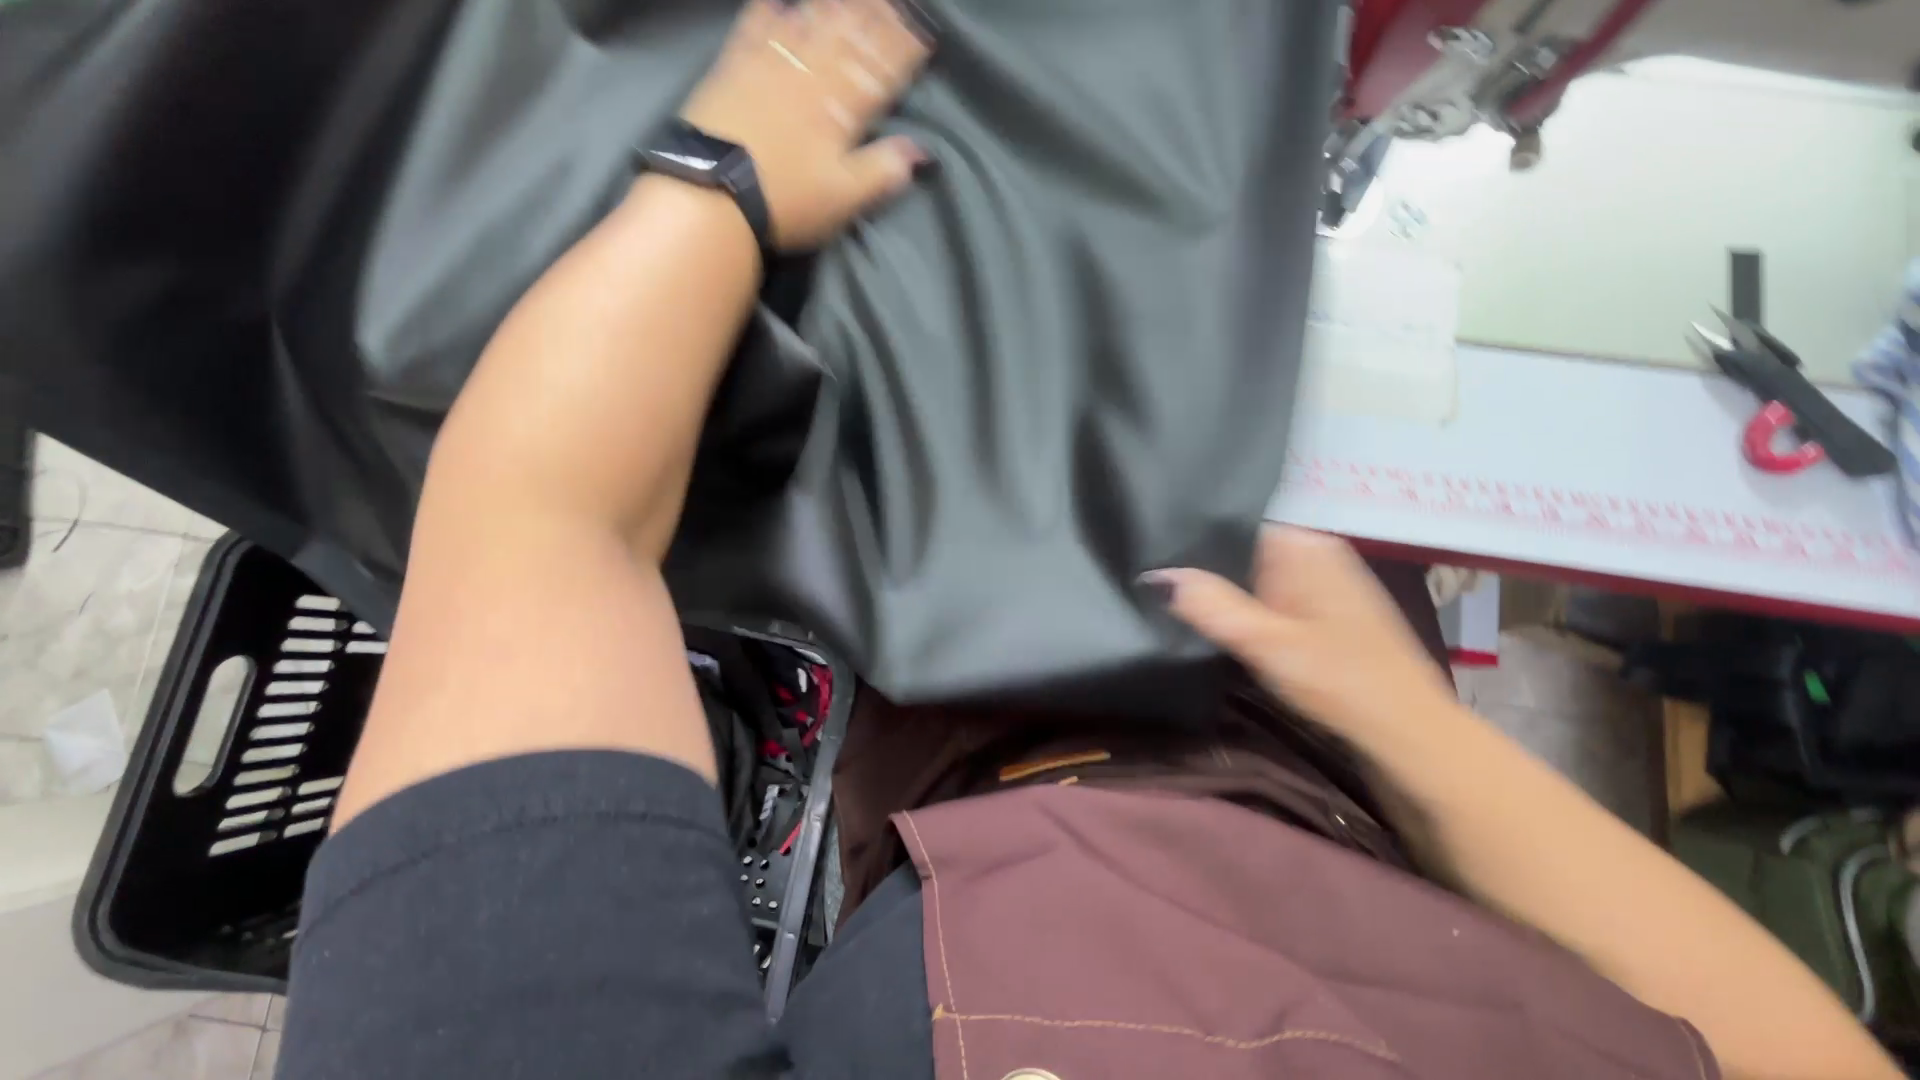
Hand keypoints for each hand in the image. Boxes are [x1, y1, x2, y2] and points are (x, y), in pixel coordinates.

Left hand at [681, 0, 932, 249]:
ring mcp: (771, 65)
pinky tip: (782, 3)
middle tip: (890, 2)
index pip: (882, 70)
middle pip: (849, 38)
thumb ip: (883, 170)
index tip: (921, 34)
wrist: (711, 192)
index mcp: (843, 108)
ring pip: (810, 22)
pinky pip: (757, 25)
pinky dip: (772, 10)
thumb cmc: (785, 200)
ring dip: (834, 6)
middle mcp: (811, 76)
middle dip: (874, 17)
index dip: (904, 50)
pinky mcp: (733, 66)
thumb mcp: (844, 197)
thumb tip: (921, 151)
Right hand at [1146, 526, 1458, 737]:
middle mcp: (1317, 553)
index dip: (1193, 543)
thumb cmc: (1339, 681)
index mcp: (1305, 546)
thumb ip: (1211, 606)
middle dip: (1208, 572)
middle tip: (1157, 590)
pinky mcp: (1327, 611)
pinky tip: (1229, 629)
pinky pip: (1274, 597)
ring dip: (1228, 595)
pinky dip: (1251, 610)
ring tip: (1181, 607)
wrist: (1408, 731)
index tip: (1153, 561)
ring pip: (1257, 578)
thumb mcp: (1266, 643)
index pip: (1235, 526)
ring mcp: (1325, 582)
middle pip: (1245, 552)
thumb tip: (1156, 575)